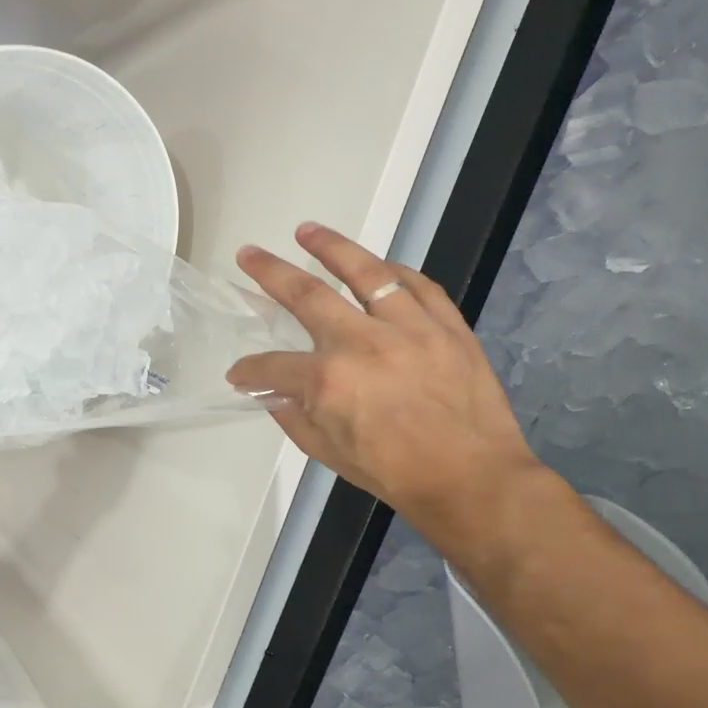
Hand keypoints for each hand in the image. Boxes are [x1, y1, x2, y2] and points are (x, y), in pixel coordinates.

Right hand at [227, 223, 547, 534]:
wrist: (469, 475)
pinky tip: (378, 266)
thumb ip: (293, 415)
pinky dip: (395, 272)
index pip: (270, 366)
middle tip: (249, 254)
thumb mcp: (325, 450)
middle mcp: (363, 343)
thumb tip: (273, 394)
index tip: (237, 377)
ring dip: (333, 248)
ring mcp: (410, 329)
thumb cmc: (390, 470)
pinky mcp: (448, 327)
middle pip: (308, 296)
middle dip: (271, 273)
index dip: (247, 372)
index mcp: (327, 381)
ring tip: (309, 231)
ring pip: (367, 274)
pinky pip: (419, 287)